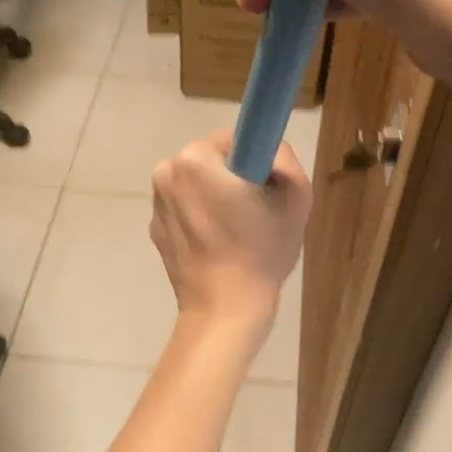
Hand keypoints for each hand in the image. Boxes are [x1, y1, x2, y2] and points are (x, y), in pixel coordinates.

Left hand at [150, 133, 311, 336]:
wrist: (226, 310)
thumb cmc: (262, 251)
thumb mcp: (296, 197)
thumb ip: (284, 158)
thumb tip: (268, 150)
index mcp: (195, 159)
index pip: (233, 140)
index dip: (255, 162)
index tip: (265, 190)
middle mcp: (167, 173)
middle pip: (213, 161)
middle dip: (235, 178)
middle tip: (257, 212)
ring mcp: (156, 204)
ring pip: (198, 185)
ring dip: (216, 198)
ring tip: (238, 233)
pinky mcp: (155, 230)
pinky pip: (185, 210)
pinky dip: (201, 219)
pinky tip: (218, 246)